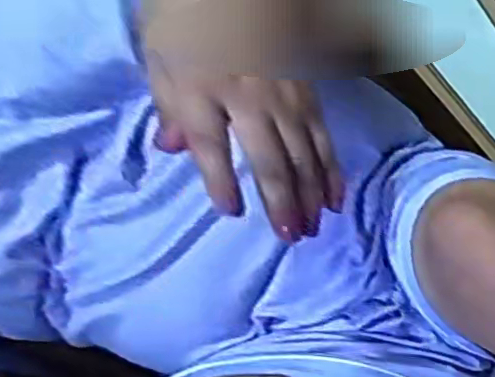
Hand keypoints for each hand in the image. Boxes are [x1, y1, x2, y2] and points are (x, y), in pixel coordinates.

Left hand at [147, 59, 343, 242]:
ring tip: (311, 229)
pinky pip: (326, 151)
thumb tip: (173, 148)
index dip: (221, 181)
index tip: (231, 212)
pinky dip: (332, 180)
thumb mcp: (160, 53)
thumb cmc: (191, 22)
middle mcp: (248, 103)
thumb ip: (167, 102)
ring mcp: (287, 108)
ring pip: (303, 164)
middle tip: (290, 236)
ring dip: (309, 201)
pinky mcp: (313, 109)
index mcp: (200, 88)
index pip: (212, 144)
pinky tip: (334, 203)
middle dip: (280, 203)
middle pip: (269, 164)